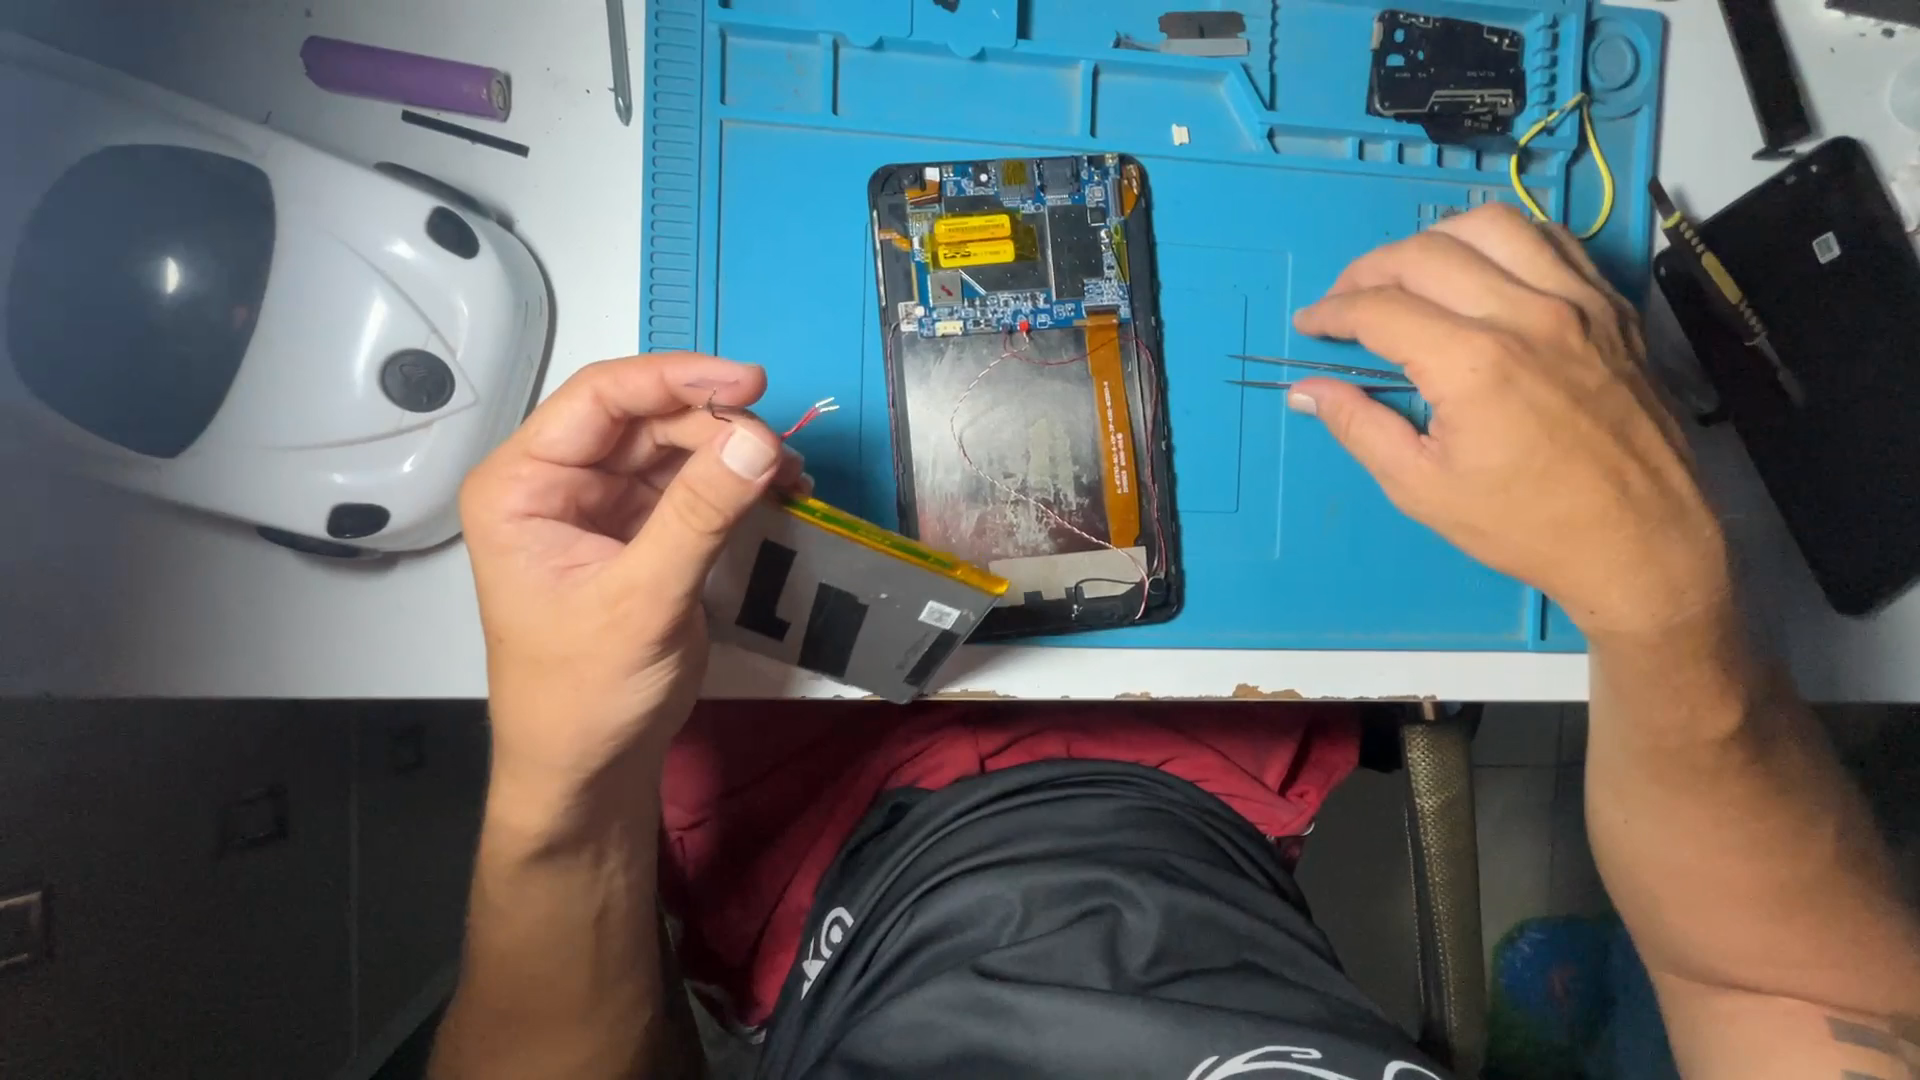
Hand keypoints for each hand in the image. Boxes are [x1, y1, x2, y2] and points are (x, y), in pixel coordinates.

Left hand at [459, 354, 804, 810]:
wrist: (592, 765)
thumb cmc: (588, 690)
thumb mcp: (644, 600)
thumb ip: (700, 515)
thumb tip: (762, 440)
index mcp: (525, 485)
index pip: (601, 399)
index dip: (676, 379)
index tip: (751, 384)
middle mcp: (561, 483)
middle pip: (647, 420)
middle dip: (717, 427)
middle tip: (781, 452)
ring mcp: (605, 507)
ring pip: (677, 449)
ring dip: (734, 454)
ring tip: (790, 473)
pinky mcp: (644, 532)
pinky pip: (694, 487)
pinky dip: (736, 485)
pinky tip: (776, 491)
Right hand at [1289, 204, 1730, 639]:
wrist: (1640, 542)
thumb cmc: (1520, 523)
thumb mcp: (1417, 486)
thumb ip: (1357, 426)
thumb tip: (1306, 390)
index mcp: (1472, 364)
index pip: (1380, 309)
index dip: (1331, 313)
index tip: (1308, 325)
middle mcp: (1526, 315)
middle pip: (1427, 254)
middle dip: (1366, 271)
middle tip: (1341, 301)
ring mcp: (1579, 303)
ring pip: (1491, 227)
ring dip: (1431, 241)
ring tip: (1404, 275)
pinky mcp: (1611, 308)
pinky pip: (1550, 242)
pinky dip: (1500, 242)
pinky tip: (1476, 271)